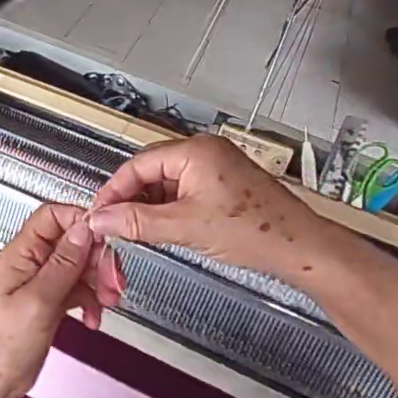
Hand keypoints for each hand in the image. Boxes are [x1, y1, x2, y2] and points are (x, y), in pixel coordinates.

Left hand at [0, 204, 121, 397]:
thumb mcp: (38, 301)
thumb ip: (63, 264)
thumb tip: (84, 230)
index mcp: (22, 254)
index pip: (55, 216)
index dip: (83, 222)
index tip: (105, 239)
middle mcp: (32, 264)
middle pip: (75, 242)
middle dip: (99, 260)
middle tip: (112, 281)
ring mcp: (42, 283)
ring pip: (81, 266)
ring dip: (100, 282)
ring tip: (106, 302)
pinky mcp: (50, 302)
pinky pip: (79, 290)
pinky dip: (92, 301)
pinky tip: (93, 316)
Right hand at [87, 135, 332, 278]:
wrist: (297, 246)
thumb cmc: (257, 230)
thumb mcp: (184, 227)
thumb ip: (138, 222)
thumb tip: (104, 219)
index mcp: (195, 151)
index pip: (138, 164)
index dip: (115, 190)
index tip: (101, 213)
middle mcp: (205, 151)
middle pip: (151, 170)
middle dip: (131, 198)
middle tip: (115, 224)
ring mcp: (215, 166)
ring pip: (167, 182)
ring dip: (150, 205)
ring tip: (139, 230)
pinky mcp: (222, 183)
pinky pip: (184, 190)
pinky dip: (169, 208)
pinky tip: (164, 227)